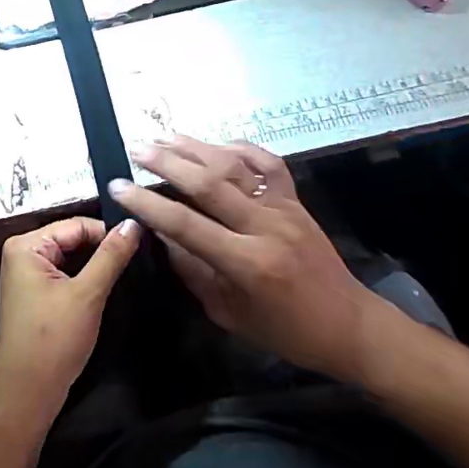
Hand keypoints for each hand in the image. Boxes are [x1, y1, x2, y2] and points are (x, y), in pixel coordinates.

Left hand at [0, 217, 141, 425]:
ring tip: (130, 270)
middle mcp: (22, 253)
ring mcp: (27, 275)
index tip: (142, 244)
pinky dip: (85, 279)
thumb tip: (134, 223)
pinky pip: (65, 274)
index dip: (108, 233)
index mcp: (26, 245)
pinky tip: (108, 286)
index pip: (76, 225)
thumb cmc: (53, 339)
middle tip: (141, 258)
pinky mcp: (35, 294)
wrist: (26, 391)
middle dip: (102, 248)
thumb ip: (111, 256)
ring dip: (96, 264)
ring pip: (71, 257)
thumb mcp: (87, 294)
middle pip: (72, 238)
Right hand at [108, 137, 385, 383]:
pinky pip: (269, 164)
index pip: (186, 225)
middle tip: (137, 150)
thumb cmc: (286, 330)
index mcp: (247, 263)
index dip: (147, 204)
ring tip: (164, 138)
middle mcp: (265, 228)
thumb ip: (192, 271)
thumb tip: (162, 235)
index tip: (118, 188)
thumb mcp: (228, 312)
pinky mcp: (297, 201)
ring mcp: (284, 209)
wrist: (350, 326)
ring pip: (235, 167)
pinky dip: (241, 149)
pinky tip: (217, 145)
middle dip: (168, 163)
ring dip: (196, 148)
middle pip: (209, 184)